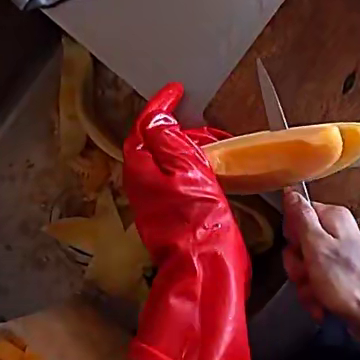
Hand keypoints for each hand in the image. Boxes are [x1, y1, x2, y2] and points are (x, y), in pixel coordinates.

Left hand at [120, 84, 254, 359]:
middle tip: (209, 130)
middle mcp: (143, 184)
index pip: (146, 126)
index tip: (177, 90)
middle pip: (156, 143)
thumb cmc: (198, 221)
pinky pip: (180, 179)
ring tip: (218, 147)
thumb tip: (158, 119)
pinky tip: (215, 171)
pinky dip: (195, 167)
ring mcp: (157, 201)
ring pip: (169, 161)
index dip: (161, 105)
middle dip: (181, 129)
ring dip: (191, 148)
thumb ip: (170, 141)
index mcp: (142, 169)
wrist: (206, 269)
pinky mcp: (173, 214)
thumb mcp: (187, 170)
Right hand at [281, 192, 359, 359]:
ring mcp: (337, 257)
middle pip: (298, 244)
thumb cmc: (350, 284)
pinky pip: (314, 283)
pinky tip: (322, 303)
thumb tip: (291, 192)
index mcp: (333, 219)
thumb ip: (301, 218)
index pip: (297, 214)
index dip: (292, 236)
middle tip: (308, 274)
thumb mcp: (317, 247)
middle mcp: (337, 234)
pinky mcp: (338, 277)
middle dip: (298, 266)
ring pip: (304, 267)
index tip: (299, 249)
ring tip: (318, 293)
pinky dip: (314, 296)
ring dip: (305, 285)